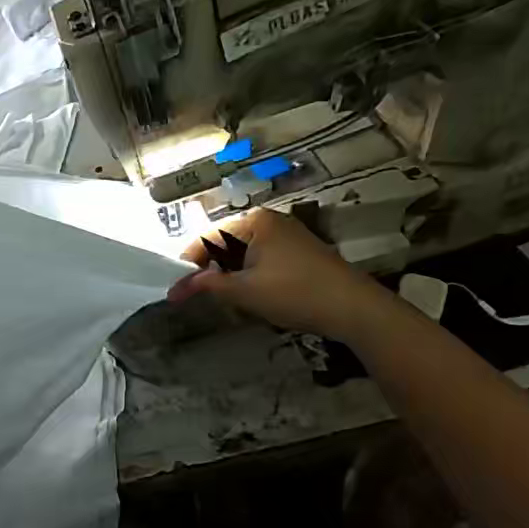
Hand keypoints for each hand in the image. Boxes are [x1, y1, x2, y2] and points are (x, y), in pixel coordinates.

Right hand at [167, 209, 398, 340]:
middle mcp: (270, 220)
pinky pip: (264, 258)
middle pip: (227, 242)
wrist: (352, 307)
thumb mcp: (245, 292)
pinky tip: (253, 295)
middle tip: (200, 295)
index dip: (190, 263)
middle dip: (212, 269)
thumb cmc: (294, 293)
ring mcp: (288, 234)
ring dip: (232, 274)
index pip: (208, 237)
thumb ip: (208, 286)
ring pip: (245, 252)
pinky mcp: (301, 251)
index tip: (177, 288)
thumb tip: (175, 289)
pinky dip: (252, 274)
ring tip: (226, 298)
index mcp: (254, 221)